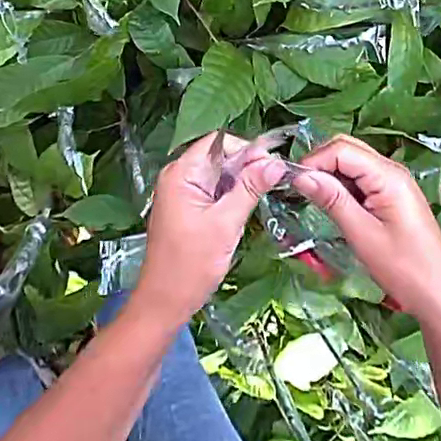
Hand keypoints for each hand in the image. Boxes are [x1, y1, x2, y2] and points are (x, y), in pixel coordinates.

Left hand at [133, 132, 285, 324]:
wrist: (165, 298)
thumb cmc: (191, 263)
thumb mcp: (225, 223)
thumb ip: (249, 189)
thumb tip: (275, 163)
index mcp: (181, 173)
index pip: (217, 142)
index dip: (246, 148)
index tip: (272, 165)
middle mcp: (177, 175)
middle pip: (218, 155)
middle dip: (246, 164)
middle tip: (274, 180)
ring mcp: (180, 191)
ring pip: (217, 173)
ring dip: (240, 180)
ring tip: (264, 193)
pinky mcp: (186, 206)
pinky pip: (211, 189)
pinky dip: (230, 194)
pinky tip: (245, 206)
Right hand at [292, 134, 440, 323]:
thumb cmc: (404, 268)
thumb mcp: (362, 234)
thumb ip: (332, 199)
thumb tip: (300, 176)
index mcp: (388, 176)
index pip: (341, 149)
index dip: (314, 160)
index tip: (294, 183)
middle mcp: (392, 171)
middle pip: (346, 148)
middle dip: (319, 162)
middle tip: (301, 188)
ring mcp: (393, 182)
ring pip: (351, 161)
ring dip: (329, 173)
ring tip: (314, 197)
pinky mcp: (391, 195)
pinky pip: (359, 177)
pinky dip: (341, 184)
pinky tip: (333, 203)